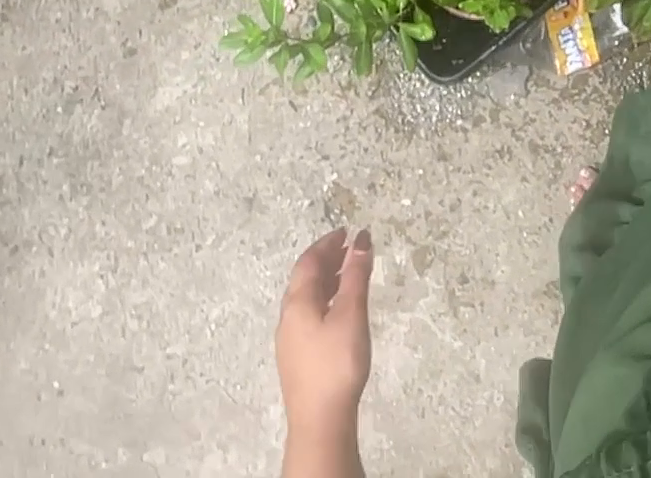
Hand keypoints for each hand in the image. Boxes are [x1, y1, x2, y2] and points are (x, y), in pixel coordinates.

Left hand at [276, 227, 373, 434]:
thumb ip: (356, 275)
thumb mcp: (352, 313)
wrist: (320, 419)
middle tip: (351, 247)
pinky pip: (310, 313)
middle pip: (305, 278)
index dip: (326, 243)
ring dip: (328, 279)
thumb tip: (361, 240)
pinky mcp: (299, 355)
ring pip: (308, 297)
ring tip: (351, 272)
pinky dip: (326, 298)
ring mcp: (291, 338)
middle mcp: (289, 317)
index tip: (346, 231)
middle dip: (327, 259)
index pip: (308, 262)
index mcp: (297, 303)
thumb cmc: (337, 361)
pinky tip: (342, 308)